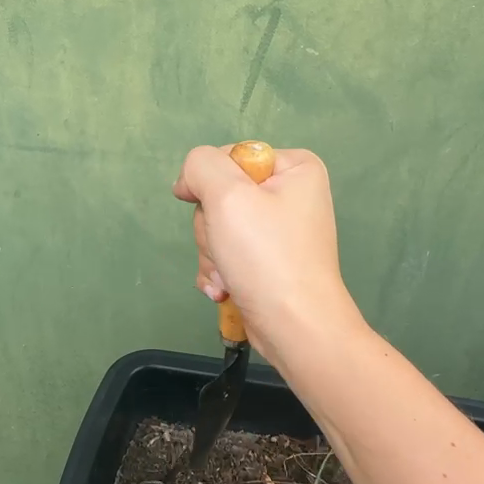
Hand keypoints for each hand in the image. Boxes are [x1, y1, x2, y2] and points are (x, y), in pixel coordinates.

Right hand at [171, 144, 362, 360]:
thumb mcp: (228, 195)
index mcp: (295, 168)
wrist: (293, 326)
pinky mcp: (267, 261)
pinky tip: (226, 288)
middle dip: (212, 228)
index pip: (229, 157)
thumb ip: (201, 166)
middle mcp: (290, 195)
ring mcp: (278, 231)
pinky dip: (219, 271)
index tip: (214, 211)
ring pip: (217, 228)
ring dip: (212, 254)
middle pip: (220, 196)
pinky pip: (226, 253)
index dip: (209, 184)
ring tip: (229, 275)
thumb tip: (188, 180)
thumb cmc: (266, 256)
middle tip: (227, 249)